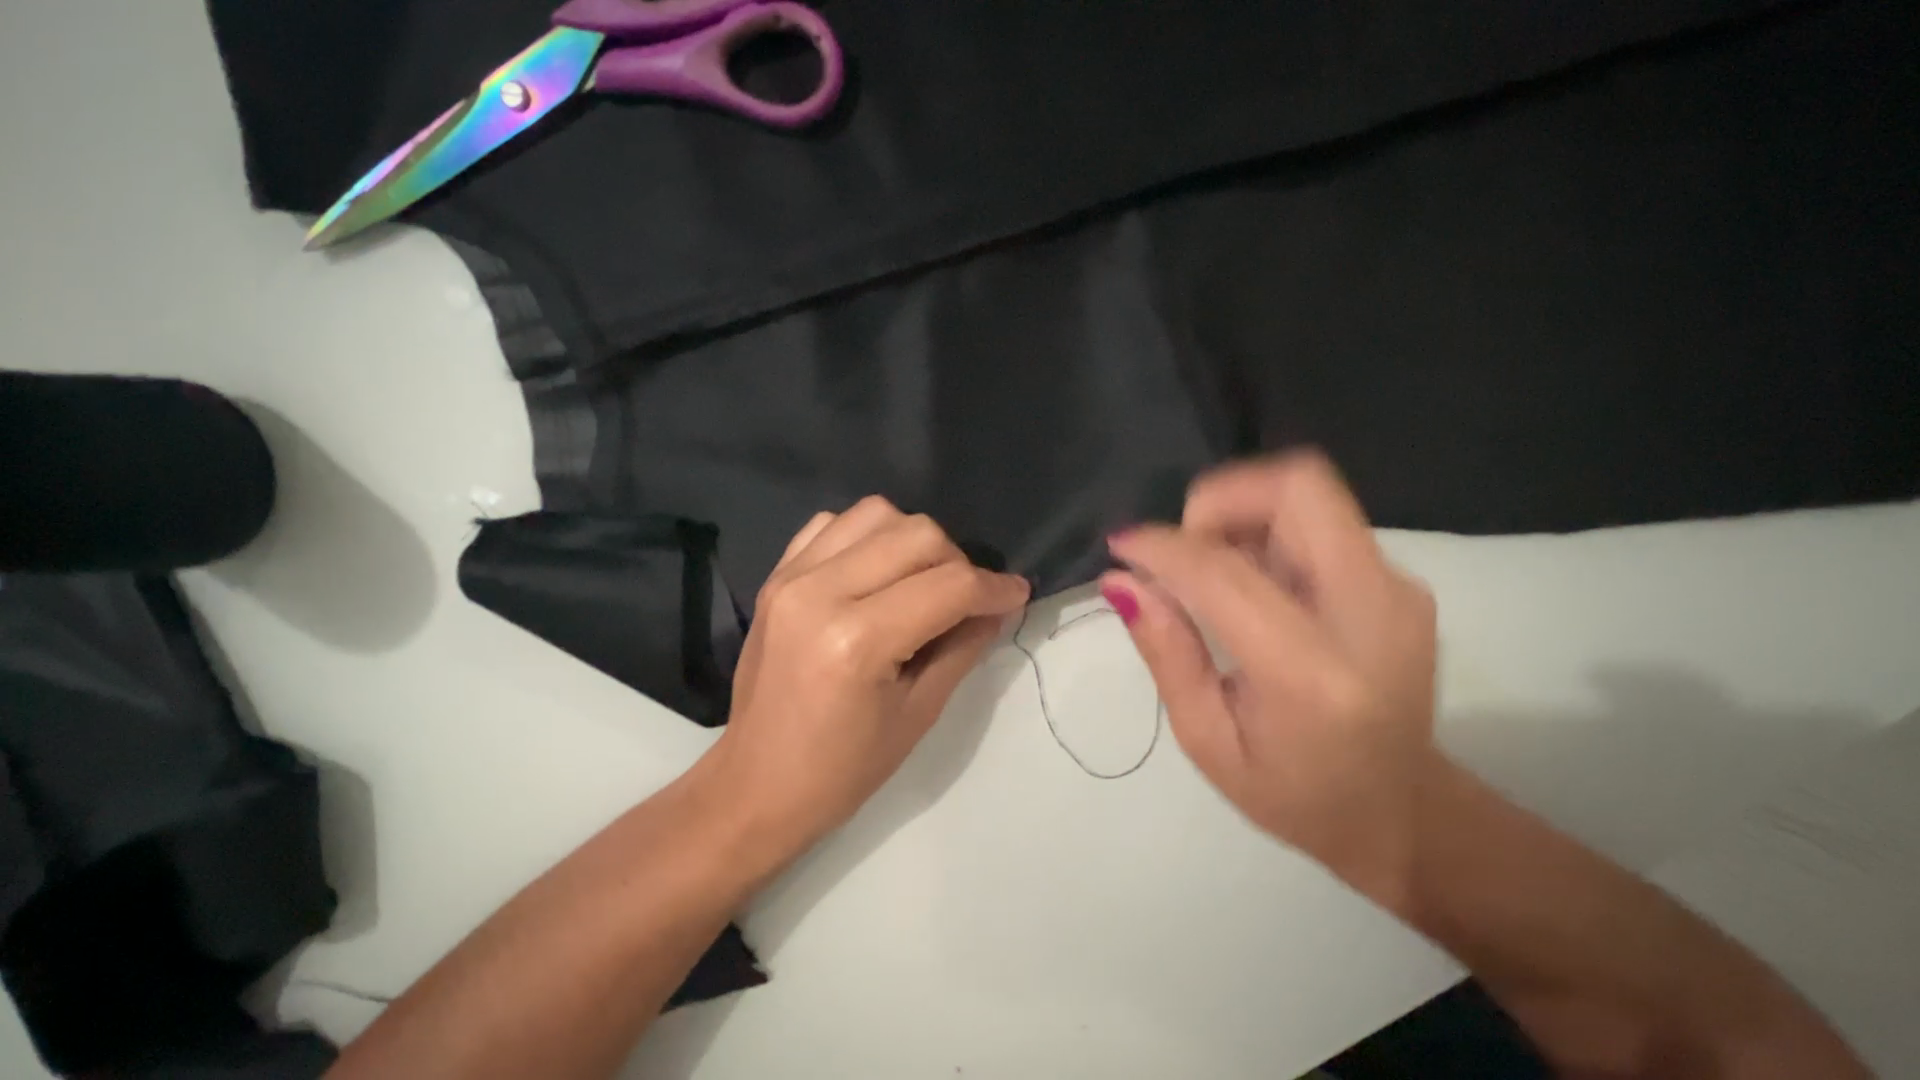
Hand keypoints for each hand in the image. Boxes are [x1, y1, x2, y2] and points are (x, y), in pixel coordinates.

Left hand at [712, 497, 1029, 850]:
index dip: (995, 588)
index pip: (949, 586)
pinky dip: (866, 536)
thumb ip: (962, 649)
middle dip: (958, 562)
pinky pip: (831, 524)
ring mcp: (791, 578)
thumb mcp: (918, 715)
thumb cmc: (843, 768)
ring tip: (921, 583)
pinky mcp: (775, 576)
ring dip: (913, 541)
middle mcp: (820, 592)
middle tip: (967, 600)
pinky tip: (875, 572)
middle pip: (917, 534)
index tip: (1017, 595)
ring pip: (876, 514)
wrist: (757, 784)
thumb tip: (997, 606)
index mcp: (857, 640)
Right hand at [1103, 452, 1438, 908]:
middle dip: (1222, 499)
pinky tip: (1254, 586)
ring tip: (1214, 572)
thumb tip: (1120, 580)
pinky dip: (1272, 532)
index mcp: (1313, 674)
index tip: (1122, 547)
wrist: (1401, 811)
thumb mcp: (1208, 741)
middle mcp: (1372, 612)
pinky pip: (1324, 522)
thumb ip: (1167, 653)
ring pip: (1311, 494)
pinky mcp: (1402, 581)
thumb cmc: (1294, 794)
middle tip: (1185, 549)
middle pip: (1297, 489)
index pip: (1227, 573)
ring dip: (1245, 513)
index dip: (1164, 547)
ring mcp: (1399, 590)